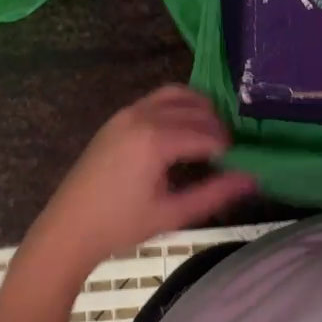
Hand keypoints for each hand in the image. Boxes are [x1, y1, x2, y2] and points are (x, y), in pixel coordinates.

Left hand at [25, 86, 257, 274]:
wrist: (69, 227)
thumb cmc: (120, 225)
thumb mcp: (171, 214)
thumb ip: (214, 194)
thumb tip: (252, 179)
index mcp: (155, 140)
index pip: (206, 134)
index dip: (228, 147)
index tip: (238, 164)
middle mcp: (143, 116)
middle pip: (195, 109)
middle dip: (216, 127)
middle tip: (228, 153)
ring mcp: (128, 112)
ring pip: (176, 95)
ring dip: (198, 109)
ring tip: (210, 136)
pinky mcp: (119, 116)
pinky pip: (157, 98)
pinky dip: (177, 106)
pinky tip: (184, 130)